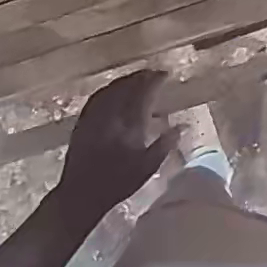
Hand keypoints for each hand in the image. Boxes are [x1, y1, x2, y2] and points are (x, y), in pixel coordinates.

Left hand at [54, 69, 180, 216]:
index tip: (165, 74)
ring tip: (136, 78)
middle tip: (153, 72)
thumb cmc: (119, 183)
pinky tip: (113, 90)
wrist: (82, 193)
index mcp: (130, 125)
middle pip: (127, 87)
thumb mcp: (148, 167)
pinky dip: (109, 89)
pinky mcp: (82, 122)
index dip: (155, 81)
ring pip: (111, 90)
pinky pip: (97, 97)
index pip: (144, 94)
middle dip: (141, 77)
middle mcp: (111, 116)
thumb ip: (165, 144)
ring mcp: (94, 117)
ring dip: (125, 80)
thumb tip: (183, 125)